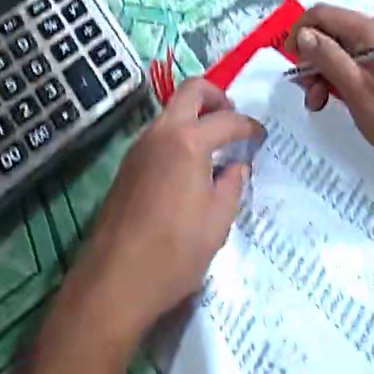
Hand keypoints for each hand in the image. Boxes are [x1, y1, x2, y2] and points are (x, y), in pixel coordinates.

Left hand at [70, 78, 260, 335]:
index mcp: (188, 141)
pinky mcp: (127, 165)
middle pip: (191, 90)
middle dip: (216, 96)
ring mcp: (139, 147)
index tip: (260, 135)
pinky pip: (158, 134)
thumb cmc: (174, 252)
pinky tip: (189, 166)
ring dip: (194, 115)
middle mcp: (161, 133)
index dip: (248, 126)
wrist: (113, 282)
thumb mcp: (217, 222)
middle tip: (232, 118)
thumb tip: (236, 166)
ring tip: (214, 145)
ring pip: (171, 111)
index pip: (226, 119)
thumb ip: (232, 186)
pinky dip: (178, 135)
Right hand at [293, 4, 373, 171]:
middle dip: (310, 58)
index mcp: (369, 30)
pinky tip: (337, 101)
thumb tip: (303, 34)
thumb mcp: (356, 89)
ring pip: (339, 49)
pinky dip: (339, 78)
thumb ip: (327, 58)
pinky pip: (353, 62)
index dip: (298, 33)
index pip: (320, 13)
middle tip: (308, 93)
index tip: (290, 64)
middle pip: (329, 31)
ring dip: (323, 72)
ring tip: (320, 104)